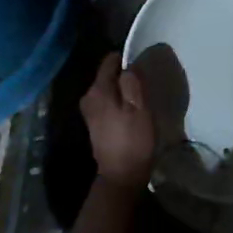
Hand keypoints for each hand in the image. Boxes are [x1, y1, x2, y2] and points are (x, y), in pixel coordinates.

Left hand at [79, 54, 153, 188]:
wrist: (121, 174)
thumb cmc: (134, 139)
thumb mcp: (139, 108)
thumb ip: (132, 83)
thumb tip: (128, 65)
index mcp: (98, 90)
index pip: (109, 61)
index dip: (126, 58)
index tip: (142, 63)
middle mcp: (88, 97)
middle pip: (107, 76)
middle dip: (124, 75)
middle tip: (144, 82)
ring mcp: (89, 111)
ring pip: (107, 89)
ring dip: (122, 89)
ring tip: (140, 96)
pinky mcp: (94, 123)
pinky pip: (107, 102)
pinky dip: (118, 101)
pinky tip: (131, 110)